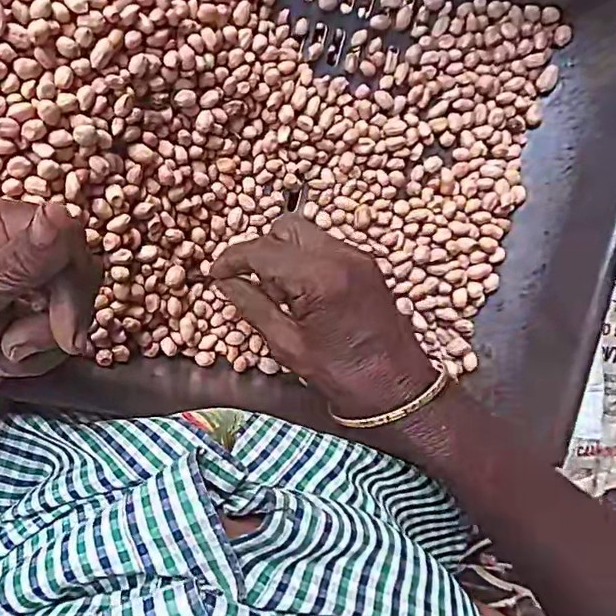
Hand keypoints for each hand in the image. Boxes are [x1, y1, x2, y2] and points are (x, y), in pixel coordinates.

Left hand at [0, 196, 95, 431]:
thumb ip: (23, 257)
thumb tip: (63, 212)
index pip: (65, 234)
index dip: (70, 279)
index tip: (62, 322)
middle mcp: (16, 244)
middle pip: (78, 271)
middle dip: (53, 319)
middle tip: (14, 347)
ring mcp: (27, 281)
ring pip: (76, 306)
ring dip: (40, 342)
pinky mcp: (34, 316)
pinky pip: (65, 333)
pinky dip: (37, 357)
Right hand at [209, 214, 440, 450]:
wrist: (397, 388)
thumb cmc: (342, 375)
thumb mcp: (287, 344)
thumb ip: (253, 305)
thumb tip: (226, 283)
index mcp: (319, 278)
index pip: (262, 250)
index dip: (232, 259)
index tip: (217, 273)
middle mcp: (341, 256)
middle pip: (285, 227)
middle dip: (260, 248)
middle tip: (248, 280)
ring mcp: (357, 257)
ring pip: (305, 233)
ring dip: (283, 252)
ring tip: (276, 290)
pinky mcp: (366, 264)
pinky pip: (324, 246)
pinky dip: (304, 259)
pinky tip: (300, 291)